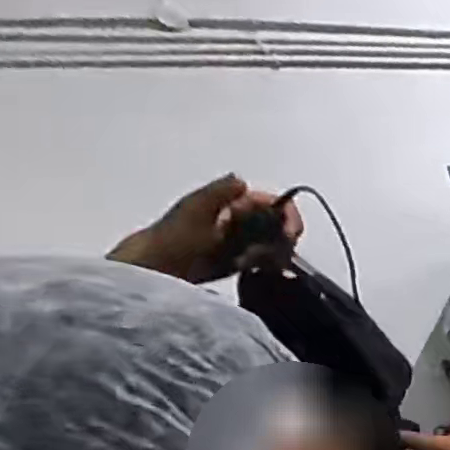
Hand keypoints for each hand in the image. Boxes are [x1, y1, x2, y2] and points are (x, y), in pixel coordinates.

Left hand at [107, 174, 304, 282]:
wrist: (159, 269)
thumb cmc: (175, 239)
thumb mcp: (196, 208)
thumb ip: (219, 192)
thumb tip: (241, 180)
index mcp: (235, 202)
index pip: (276, 204)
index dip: (288, 217)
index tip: (289, 235)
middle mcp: (244, 220)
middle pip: (282, 226)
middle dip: (283, 239)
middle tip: (271, 253)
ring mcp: (246, 242)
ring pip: (279, 245)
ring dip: (276, 254)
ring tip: (257, 263)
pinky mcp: (245, 262)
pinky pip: (270, 261)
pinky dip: (271, 266)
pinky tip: (258, 269)